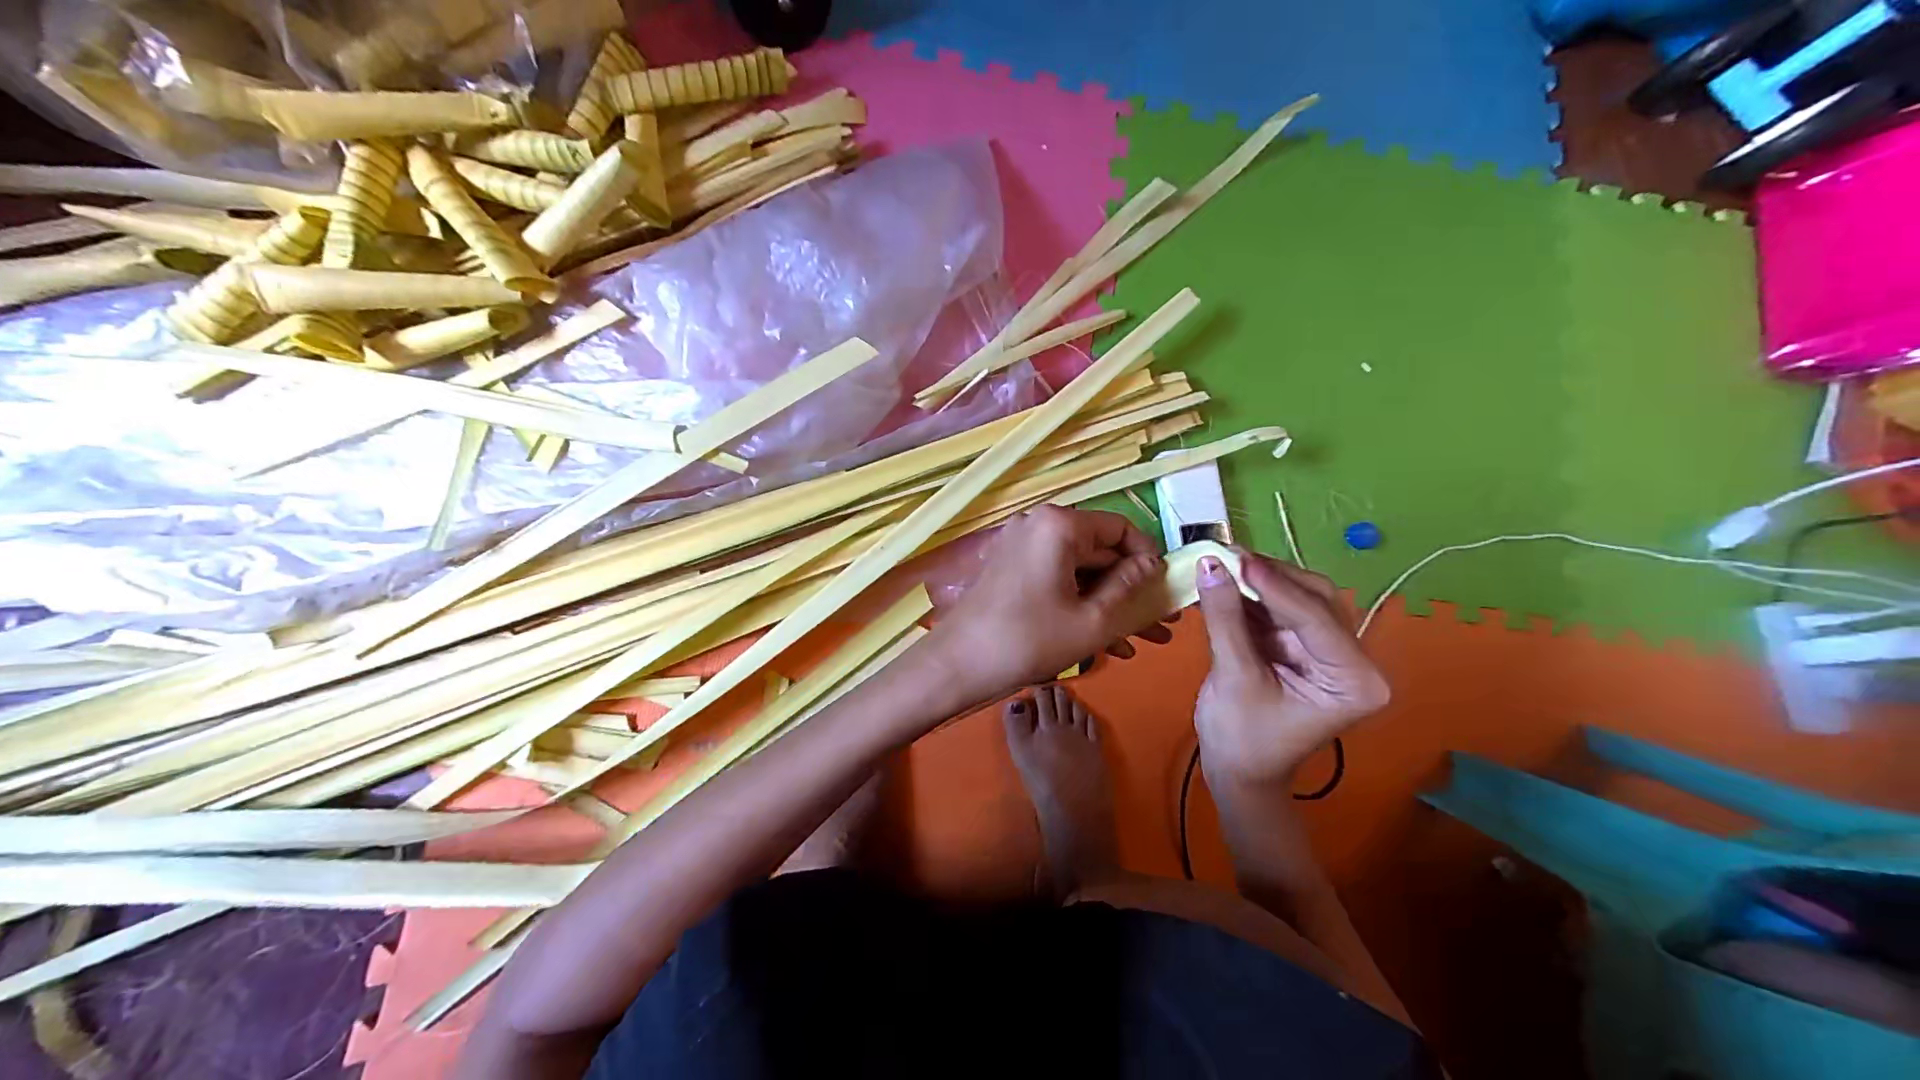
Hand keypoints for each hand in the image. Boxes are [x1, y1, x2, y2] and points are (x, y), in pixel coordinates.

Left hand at [923, 506, 1172, 703]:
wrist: (956, 667)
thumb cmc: (1029, 641)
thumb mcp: (1092, 620)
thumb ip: (1128, 587)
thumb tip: (1152, 565)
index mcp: (1059, 525)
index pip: (1121, 528)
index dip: (1148, 559)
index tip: (1164, 591)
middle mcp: (1038, 525)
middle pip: (1100, 552)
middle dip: (1133, 590)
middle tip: (1162, 625)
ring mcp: (1021, 548)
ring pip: (1081, 572)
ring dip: (1111, 604)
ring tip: (1144, 642)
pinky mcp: (1011, 571)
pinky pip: (1058, 581)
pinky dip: (1081, 605)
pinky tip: (1110, 645)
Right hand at [1193, 551, 1388, 782]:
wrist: (1236, 772)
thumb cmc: (1242, 740)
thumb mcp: (1234, 679)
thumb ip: (1226, 619)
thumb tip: (1211, 566)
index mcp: (1356, 681)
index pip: (1316, 619)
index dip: (1276, 586)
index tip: (1237, 558)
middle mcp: (1352, 660)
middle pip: (1315, 599)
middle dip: (1270, 577)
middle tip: (1227, 556)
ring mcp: (1327, 651)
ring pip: (1297, 597)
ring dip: (1258, 581)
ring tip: (1221, 563)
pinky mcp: (1301, 646)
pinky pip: (1279, 609)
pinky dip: (1251, 595)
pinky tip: (1224, 580)